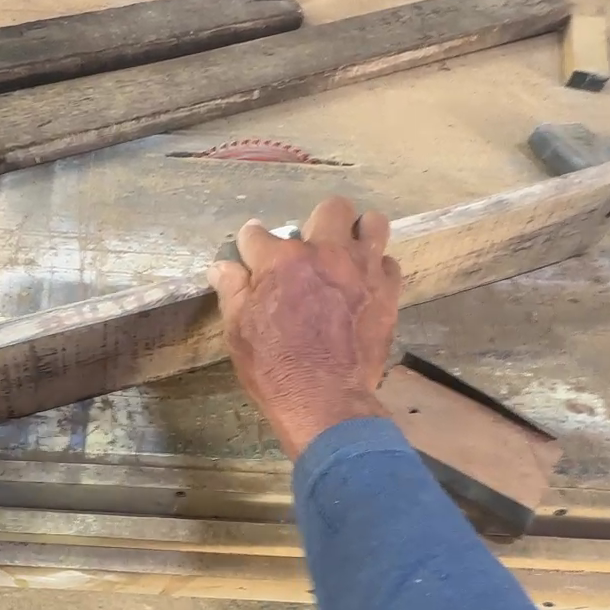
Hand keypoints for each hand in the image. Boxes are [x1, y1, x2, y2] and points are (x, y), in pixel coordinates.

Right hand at [207, 197, 401, 457]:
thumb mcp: (238, 332)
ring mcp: (361, 270)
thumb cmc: (273, 370)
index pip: (256, 234)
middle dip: (316, 222)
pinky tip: (363, 286)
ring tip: (347, 253)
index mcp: (280, 262)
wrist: (324, 401)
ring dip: (358, 232)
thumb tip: (221, 266)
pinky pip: (388, 263)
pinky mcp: (387, 292)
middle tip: (310, 248)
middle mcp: (324, 253)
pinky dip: (375, 269)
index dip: (249, 243)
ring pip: (371, 223)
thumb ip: (232, 291)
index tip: (249, 251)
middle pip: (329, 209)